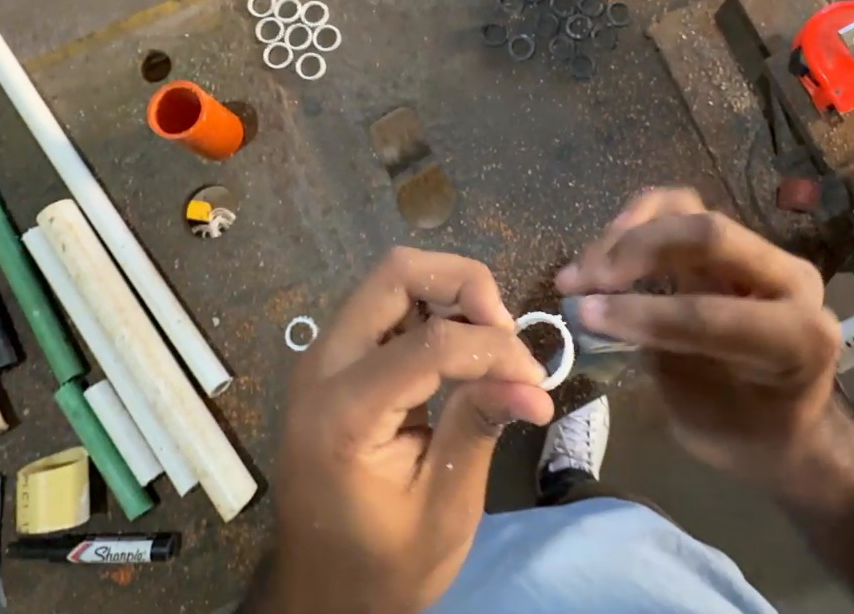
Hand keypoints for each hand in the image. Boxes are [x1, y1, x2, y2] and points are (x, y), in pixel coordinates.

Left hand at [263, 248, 554, 612]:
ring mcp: (324, 357)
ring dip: (451, 291)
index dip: (495, 350)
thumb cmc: (379, 568)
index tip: (536, 383)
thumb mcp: (442, 512)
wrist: (317, 594)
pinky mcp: (336, 358)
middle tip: (506, 332)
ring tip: (490, 340)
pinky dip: (435, 307)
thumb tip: (536, 384)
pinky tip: (464, 348)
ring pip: (393, 278)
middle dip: (466, 284)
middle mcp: (323, 366)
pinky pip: (388, 303)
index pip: (431, 343)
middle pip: (397, 272)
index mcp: (342, 415)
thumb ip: (479, 429)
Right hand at [556, 188, 846, 484]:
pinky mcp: (730, 238)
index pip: (712, 313)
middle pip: (708, 236)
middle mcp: (787, 279)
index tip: (584, 315)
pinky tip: (608, 245)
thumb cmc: (743, 432)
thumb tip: (592, 313)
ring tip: (585, 267)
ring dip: (627, 233)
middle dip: (635, 252)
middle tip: (582, 280)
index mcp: (798, 337)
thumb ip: (656, 357)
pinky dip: (636, 220)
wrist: (782, 423)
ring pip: (688, 211)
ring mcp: (760, 251)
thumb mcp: (700, 415)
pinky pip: (680, 207)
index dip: (643, 312)